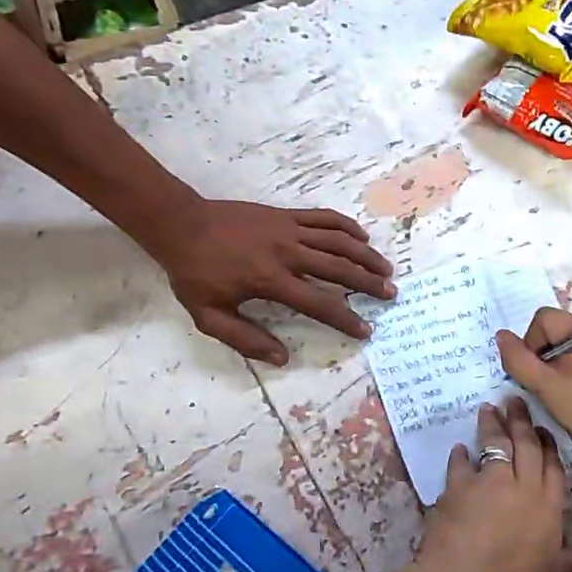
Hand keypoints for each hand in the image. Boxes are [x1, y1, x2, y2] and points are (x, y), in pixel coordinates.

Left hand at [152, 201, 393, 364]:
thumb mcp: (209, 315)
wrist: (181, 224)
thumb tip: (282, 358)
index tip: (366, 329)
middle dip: (368, 283)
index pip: (318, 303)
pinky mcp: (286, 214)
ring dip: (365, 256)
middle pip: (338, 268)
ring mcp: (289, 229)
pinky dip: (346, 226)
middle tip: (390, 294)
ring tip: (386, 268)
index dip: (345, 318)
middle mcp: (287, 253)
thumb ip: (245, 339)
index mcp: (270, 280)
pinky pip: (324, 218)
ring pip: (338, 241)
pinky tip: (361, 237)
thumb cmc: (194, 273)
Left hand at [404, 400, 571, 571]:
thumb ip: (566, 560)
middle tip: (515, 401)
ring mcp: (492, 483)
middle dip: (522, 421)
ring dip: (492, 424)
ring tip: (488, 409)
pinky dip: (460, 455)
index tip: (544, 431)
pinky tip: (459, 449)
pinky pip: (462, 463)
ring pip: (496, 444)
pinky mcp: (460, 486)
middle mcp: (525, 489)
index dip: (549, 447)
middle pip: (527, 445)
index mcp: (550, 510)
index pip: (554, 468)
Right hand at [495, 307, 571, 451]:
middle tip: (545, 382)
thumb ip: (517, 359)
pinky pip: (567, 352)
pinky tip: (564, 387)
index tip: (538, 372)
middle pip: (549, 328)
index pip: (544, 319)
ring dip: (547, 362)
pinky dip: (558, 367)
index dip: (531, 343)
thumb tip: (500, 335)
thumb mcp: (544, 385)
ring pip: (556, 341)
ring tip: (554, 387)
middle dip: (539, 353)